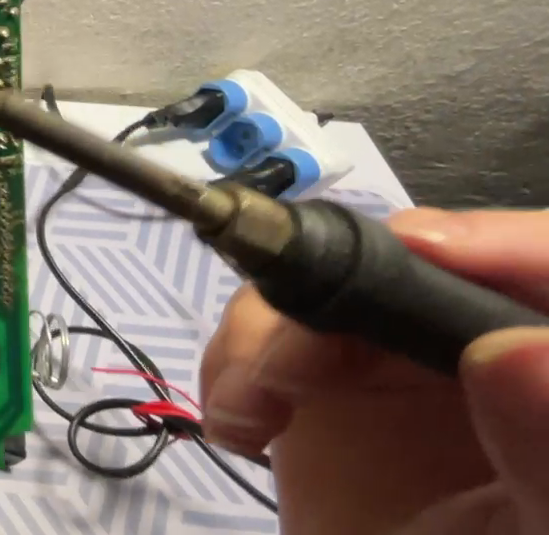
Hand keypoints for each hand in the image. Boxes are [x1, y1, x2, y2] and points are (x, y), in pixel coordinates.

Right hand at [200, 208, 548, 533]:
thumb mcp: (536, 534)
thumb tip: (524, 352)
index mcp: (543, 375)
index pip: (548, 274)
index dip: (503, 244)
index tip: (422, 244)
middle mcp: (476, 354)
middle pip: (405, 270)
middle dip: (332, 296)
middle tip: (295, 355)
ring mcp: (391, 361)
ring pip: (313, 288)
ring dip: (260, 337)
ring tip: (250, 409)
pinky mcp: (314, 373)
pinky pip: (257, 326)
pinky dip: (231, 362)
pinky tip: (239, 422)